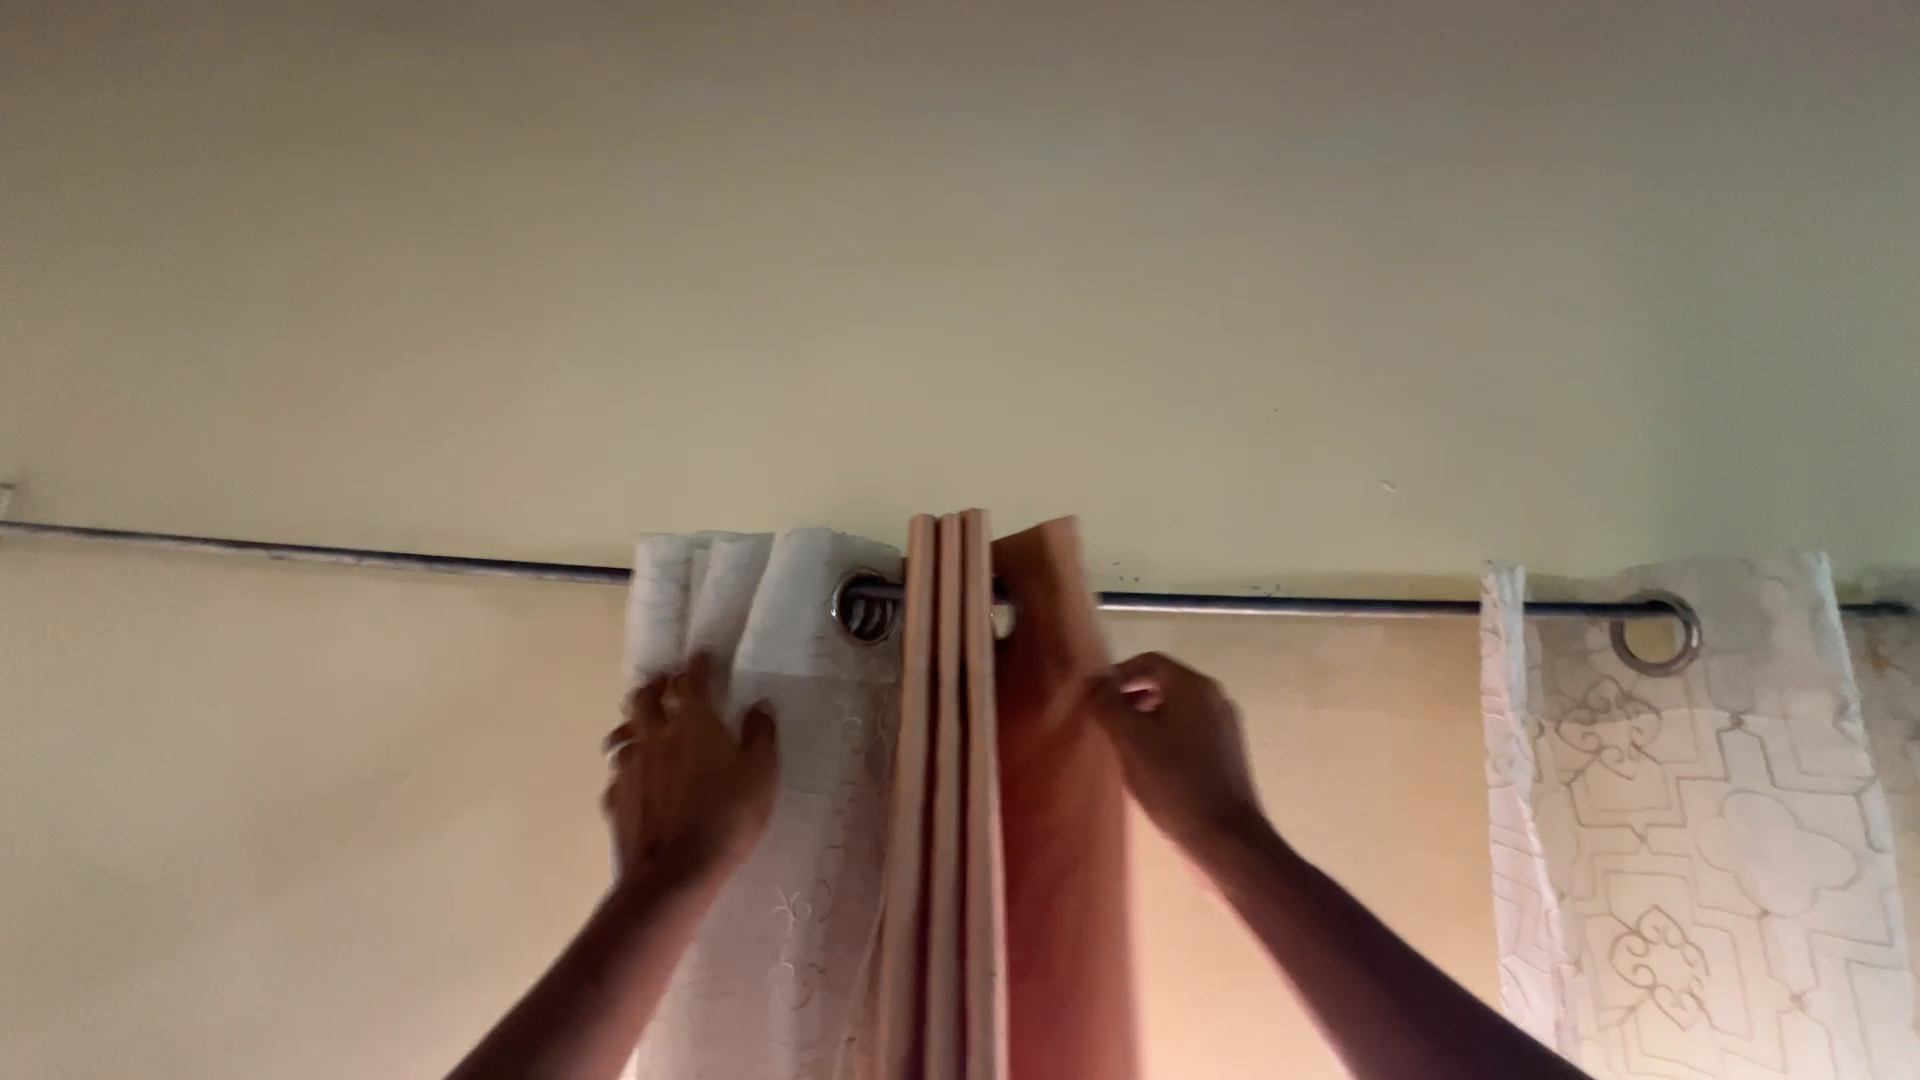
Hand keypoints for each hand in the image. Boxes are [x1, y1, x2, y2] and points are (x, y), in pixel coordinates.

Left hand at [602, 653, 779, 886]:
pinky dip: (625, 768)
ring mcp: (631, 769)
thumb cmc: (729, 815)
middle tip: (664, 685)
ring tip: (640, 728)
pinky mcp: (616, 800)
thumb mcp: (762, 772)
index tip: (701, 658)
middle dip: (654, 686)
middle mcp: (656, 737)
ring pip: (624, 736)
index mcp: (694, 724)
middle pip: (644, 700)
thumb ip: (761, 734)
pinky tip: (632, 778)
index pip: (691, 681)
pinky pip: (616, 775)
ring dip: (633, 726)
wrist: (677, 872)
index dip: (697, 666)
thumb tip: (759, 705)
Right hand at [1081, 652, 1264, 851]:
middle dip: (1131, 696)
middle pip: (1164, 683)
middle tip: (1108, 721)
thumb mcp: (1130, 738)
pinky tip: (1153, 764)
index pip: (1149, 661)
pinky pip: (1191, 730)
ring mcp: (1226, 725)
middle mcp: (1215, 697)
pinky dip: (1167, 735)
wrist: (1225, 837)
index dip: (1118, 674)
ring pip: (1177, 708)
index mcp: (1194, 686)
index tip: (1096, 698)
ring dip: (1147, 717)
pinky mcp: (1229, 752)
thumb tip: (1093, 681)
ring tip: (1126, 744)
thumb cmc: (1174, 780)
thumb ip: (1108, 703)